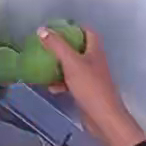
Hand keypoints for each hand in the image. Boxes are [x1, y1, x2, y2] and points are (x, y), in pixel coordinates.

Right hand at [39, 26, 145, 145]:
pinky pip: (71, 82)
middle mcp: (95, 62)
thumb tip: (42, 29)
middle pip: (79, 48)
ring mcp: (92, 78)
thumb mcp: (71, 63)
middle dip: (63, 46)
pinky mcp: (86, 92)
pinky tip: (50, 86)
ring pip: (73, 66)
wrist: (103, 118)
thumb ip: (56, 46)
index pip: (88, 32)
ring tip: (44, 64)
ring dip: (60, 65)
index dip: (75, 27)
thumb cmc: (90, 87)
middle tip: (47, 45)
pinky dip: (60, 82)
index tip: (58, 27)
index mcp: (95, 52)